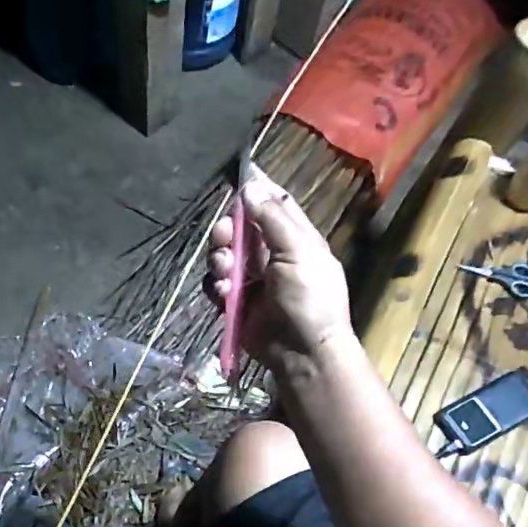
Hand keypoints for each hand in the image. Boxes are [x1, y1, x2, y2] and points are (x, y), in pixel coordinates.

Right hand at [204, 169, 352, 380]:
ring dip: (220, 259)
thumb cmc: (310, 299)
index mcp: (296, 238)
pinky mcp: (237, 303)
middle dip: (228, 229)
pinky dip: (217, 286)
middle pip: (241, 228)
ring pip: (224, 255)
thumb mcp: (298, 252)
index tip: (239, 174)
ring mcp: (253, 280)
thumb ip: (272, 219)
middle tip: (224, 235)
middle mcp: (272, 255)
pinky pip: (217, 285)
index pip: (275, 203)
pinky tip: (226, 294)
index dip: (258, 189)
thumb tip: (250, 186)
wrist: (303, 352)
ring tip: (226, 271)